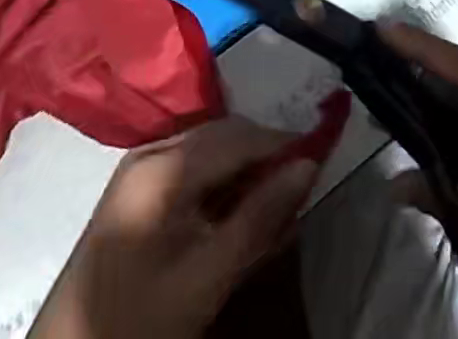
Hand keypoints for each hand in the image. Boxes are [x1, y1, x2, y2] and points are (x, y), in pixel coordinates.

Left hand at [28, 117, 318, 338]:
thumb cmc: (136, 322)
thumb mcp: (206, 277)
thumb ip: (260, 217)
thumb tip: (310, 164)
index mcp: (163, 168)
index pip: (242, 137)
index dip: (284, 143)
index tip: (322, 157)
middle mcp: (151, 154)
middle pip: (226, 136)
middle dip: (266, 155)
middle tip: (301, 183)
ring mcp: (139, 170)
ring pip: (212, 150)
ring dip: (247, 170)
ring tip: (274, 202)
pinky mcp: (136, 190)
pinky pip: (193, 167)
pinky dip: (223, 182)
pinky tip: (238, 211)